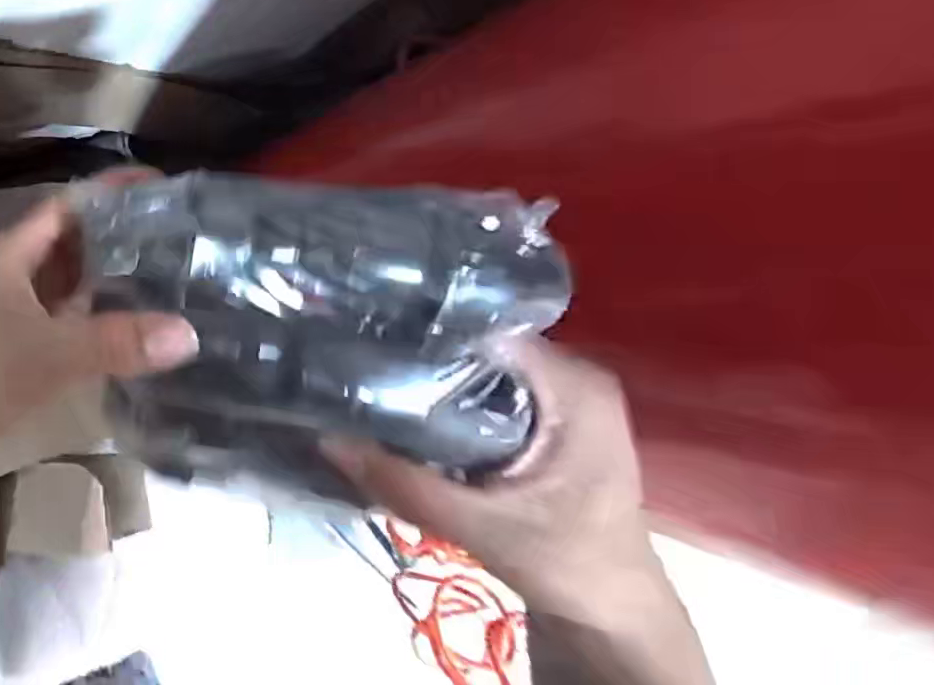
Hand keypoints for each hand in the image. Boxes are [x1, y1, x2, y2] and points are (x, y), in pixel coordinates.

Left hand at [0, 188, 200, 465]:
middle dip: (116, 226)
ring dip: (107, 263)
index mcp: (14, 252)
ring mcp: (15, 300)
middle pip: (71, 233)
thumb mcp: (53, 353)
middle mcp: (14, 267)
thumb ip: (117, 341)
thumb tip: (189, 333)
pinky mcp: (20, 331)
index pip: (67, 204)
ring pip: (68, 270)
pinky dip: (95, 299)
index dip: (109, 189)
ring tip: (163, 259)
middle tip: (173, 224)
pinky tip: (128, 309)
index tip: (157, 183)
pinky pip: (65, 302)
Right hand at [320, 337, 660, 619]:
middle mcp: (569, 372)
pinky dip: (441, 382)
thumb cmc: (564, 564)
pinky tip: (398, 391)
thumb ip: (403, 483)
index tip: (366, 327)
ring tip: (364, 362)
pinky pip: (482, 375)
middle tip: (352, 345)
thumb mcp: (479, 527)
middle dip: (416, 341)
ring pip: (475, 354)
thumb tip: (325, 437)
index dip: (422, 323)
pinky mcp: (544, 407)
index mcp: (573, 385)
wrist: (609, 609)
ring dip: (424, 361)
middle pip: (475, 335)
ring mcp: (558, 389)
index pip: (483, 326)